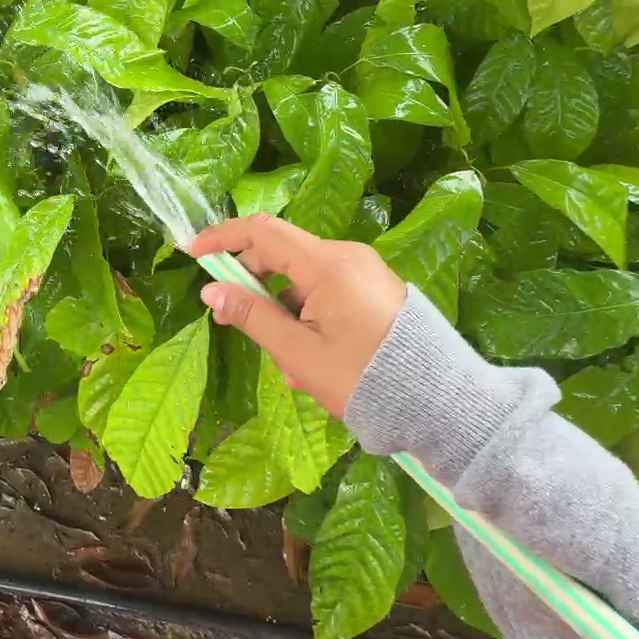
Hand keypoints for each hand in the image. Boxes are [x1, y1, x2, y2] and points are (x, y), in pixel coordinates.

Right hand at [188, 215, 406, 417]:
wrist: (445, 406)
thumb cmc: (363, 378)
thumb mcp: (297, 352)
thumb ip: (250, 315)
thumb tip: (211, 290)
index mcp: (328, 264)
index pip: (262, 232)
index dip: (222, 237)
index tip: (193, 252)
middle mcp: (347, 256)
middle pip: (280, 253)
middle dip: (250, 284)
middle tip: (229, 319)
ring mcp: (364, 272)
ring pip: (302, 278)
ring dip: (280, 310)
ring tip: (285, 363)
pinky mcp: (374, 290)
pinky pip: (325, 291)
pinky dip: (306, 315)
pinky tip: (309, 360)